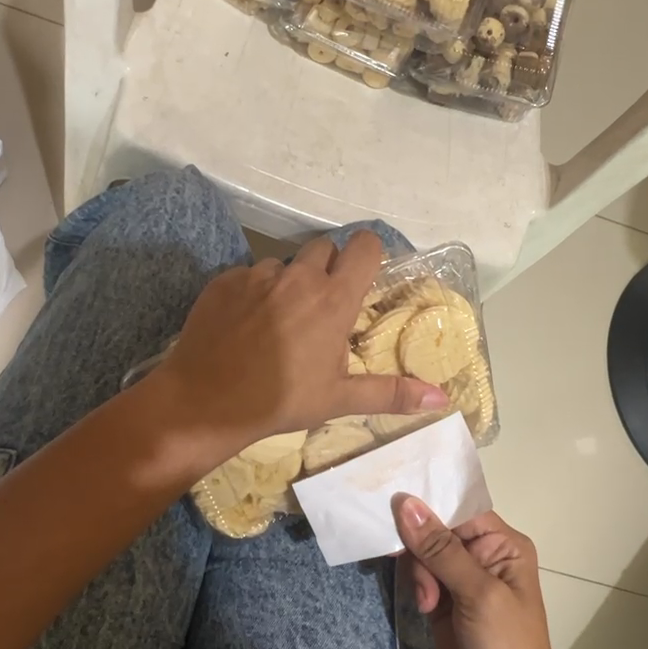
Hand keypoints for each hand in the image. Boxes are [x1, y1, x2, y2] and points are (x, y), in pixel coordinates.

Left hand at [151, 230, 448, 451]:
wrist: (204, 401)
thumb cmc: (279, 401)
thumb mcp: (338, 399)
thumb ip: (391, 393)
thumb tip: (442, 399)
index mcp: (333, 300)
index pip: (364, 247)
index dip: (368, 255)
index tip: (363, 277)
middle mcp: (297, 278)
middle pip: (323, 248)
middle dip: (327, 268)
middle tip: (320, 307)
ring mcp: (257, 276)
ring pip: (283, 264)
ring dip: (287, 283)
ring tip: (276, 323)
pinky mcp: (224, 281)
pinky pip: (247, 275)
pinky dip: (252, 293)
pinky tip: (243, 326)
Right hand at [394, 496, 567, 648]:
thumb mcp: (477, 595)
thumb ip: (439, 548)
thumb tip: (405, 502)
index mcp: (504, 545)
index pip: (460, 507)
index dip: (428, 506)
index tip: (393, 506)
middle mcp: (483, 555)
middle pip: (435, 528)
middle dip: (420, 549)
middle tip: (425, 584)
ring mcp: (461, 580)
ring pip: (422, 553)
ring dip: (417, 574)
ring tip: (427, 604)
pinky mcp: (443, 602)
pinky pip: (418, 576)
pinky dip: (414, 586)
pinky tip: (422, 607)